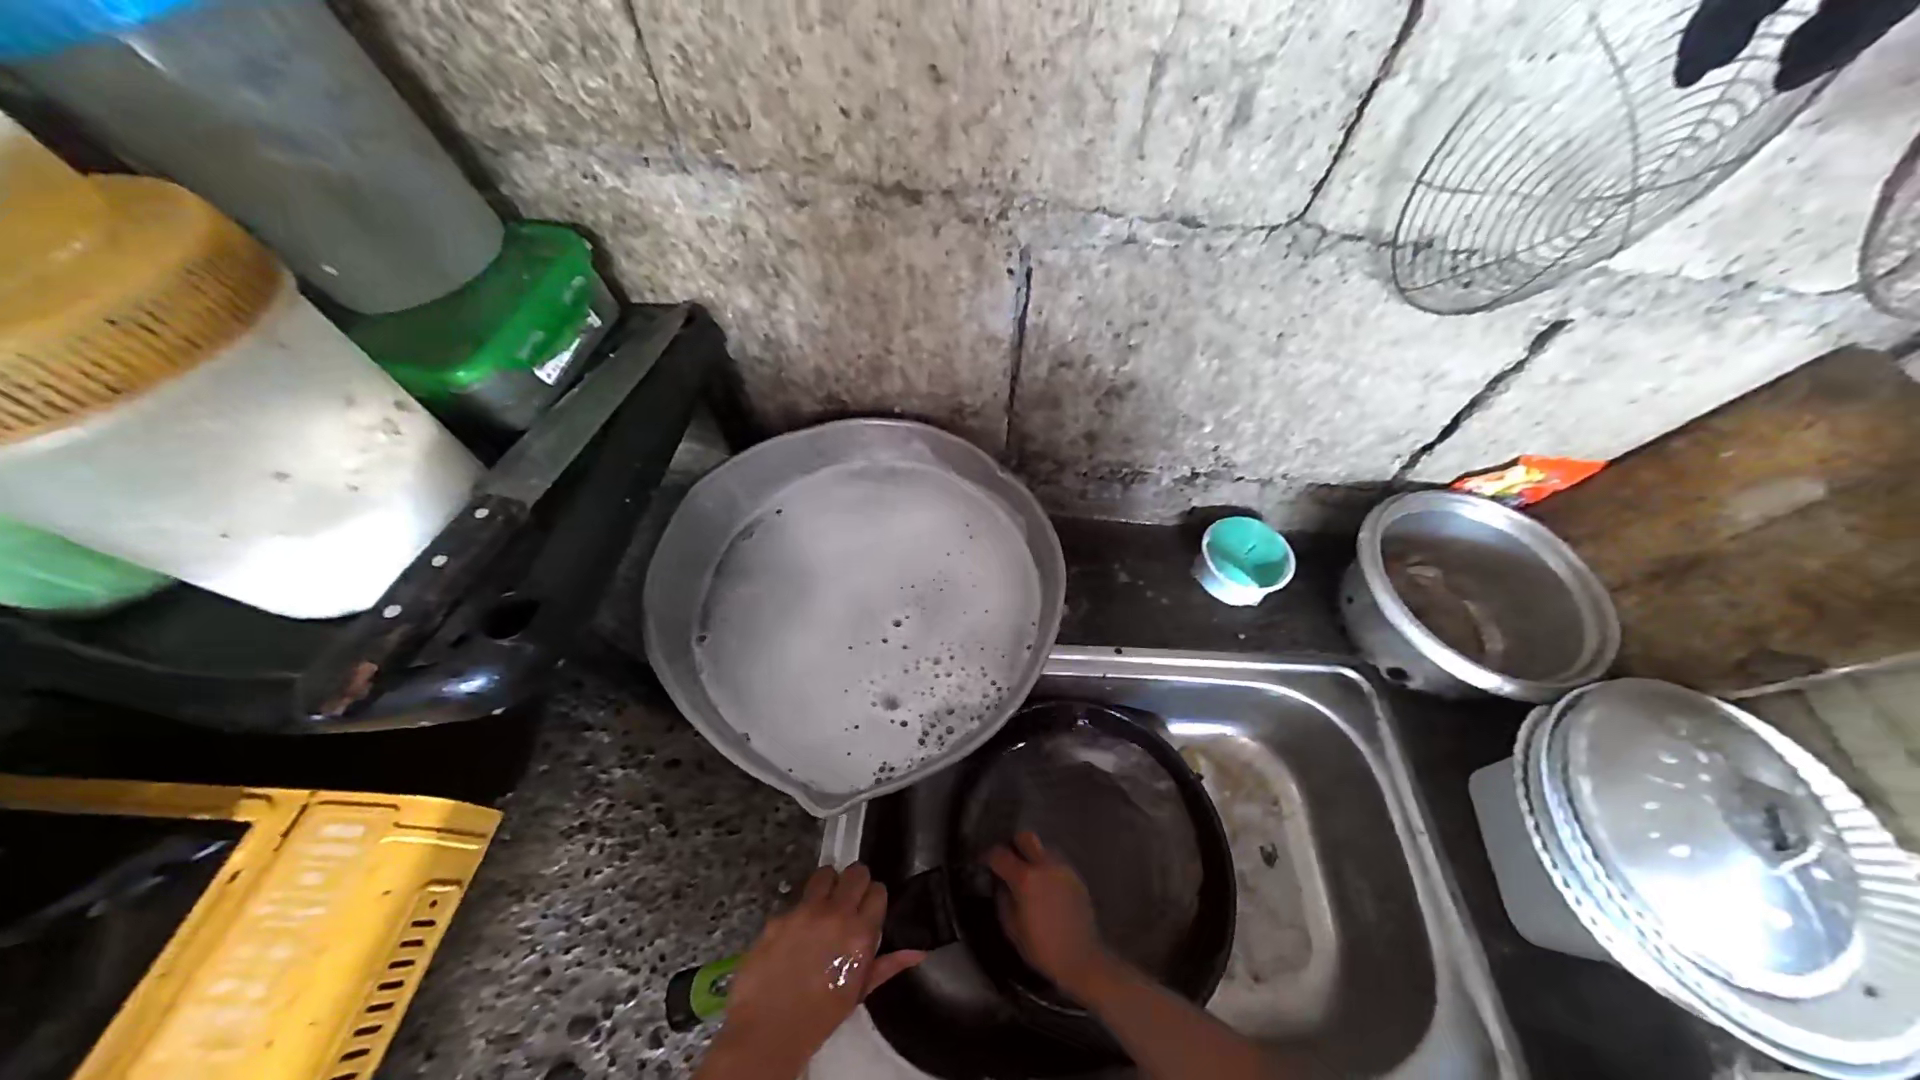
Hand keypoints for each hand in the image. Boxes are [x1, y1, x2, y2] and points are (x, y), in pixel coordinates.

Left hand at [704, 864, 924, 1077]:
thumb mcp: (859, 991)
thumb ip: (889, 964)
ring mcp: (805, 912)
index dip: (874, 897)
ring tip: (824, 905)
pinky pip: (795, 901)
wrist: (769, 1032)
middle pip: (855, 872)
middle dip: (856, 881)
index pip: (878, 890)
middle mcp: (835, 914)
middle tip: (850, 899)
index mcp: (860, 933)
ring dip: (828, 885)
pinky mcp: (779, 916)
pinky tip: (795, 933)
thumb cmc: (821, 1015)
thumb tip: (918, 951)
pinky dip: (800, 911)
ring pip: (824, 874)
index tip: (868, 907)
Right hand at [984, 831, 1116, 998]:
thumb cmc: (1042, 948)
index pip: (999, 854)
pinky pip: (1057, 863)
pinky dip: (1047, 868)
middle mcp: (1045, 866)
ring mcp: (1063, 869)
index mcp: (1025, 879)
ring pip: (1043, 848)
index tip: (982, 863)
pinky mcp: (1076, 877)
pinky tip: (1046, 887)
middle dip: (1013, 845)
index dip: (987, 856)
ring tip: (1029, 876)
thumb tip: (1000, 884)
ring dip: (1033, 856)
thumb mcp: (1012, 929)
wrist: (1083, 958)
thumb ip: (1002, 899)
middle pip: (1026, 837)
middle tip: (1008, 862)